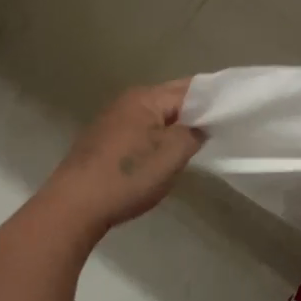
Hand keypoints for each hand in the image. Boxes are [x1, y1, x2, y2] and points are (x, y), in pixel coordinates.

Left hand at [32, 80, 207, 237]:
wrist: (68, 212)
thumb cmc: (126, 177)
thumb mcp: (174, 153)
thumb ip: (196, 132)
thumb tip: (201, 127)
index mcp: (146, 97)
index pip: (193, 88)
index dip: (215, 101)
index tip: (233, 116)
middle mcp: (126, 102)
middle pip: (172, 101)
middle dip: (194, 116)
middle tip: (217, 133)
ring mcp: (109, 124)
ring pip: (155, 120)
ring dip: (173, 131)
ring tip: (191, 149)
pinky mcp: (99, 146)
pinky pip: (138, 135)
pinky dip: (153, 143)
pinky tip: (159, 162)